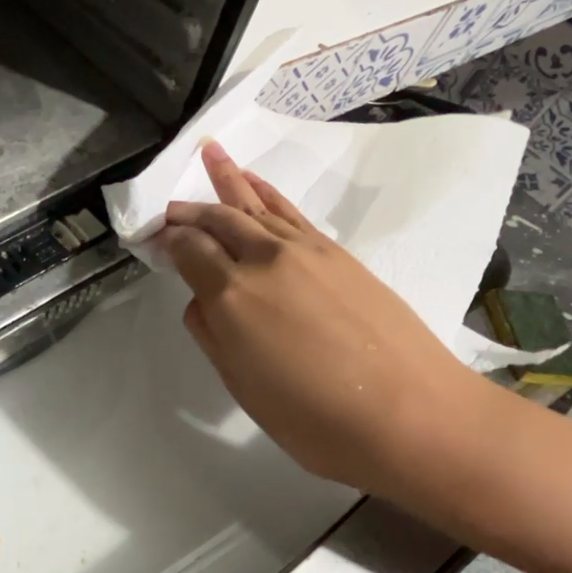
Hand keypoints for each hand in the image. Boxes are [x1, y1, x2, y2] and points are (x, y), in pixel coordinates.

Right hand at [159, 140, 488, 493]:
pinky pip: (288, 210)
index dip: (168, 241)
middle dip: (189, 211)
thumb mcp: (244, 388)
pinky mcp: (337, 252)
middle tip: (170, 209)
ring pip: (254, 204)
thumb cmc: (317, 419)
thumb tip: (202, 300)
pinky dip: (265, 191)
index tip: (156, 240)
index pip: (188, 249)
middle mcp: (262, 260)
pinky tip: (253, 182)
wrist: (415, 415)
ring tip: (209, 154)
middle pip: (217, 220)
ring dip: (227, 179)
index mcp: (231, 296)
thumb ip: (213, 337)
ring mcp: (304, 251)